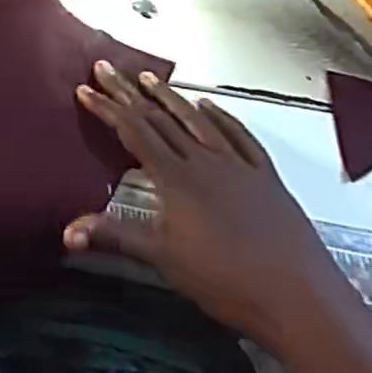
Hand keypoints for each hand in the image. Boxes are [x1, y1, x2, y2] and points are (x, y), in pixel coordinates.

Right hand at [66, 62, 356, 347]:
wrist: (304, 304)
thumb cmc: (229, 282)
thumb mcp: (163, 259)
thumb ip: (114, 236)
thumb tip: (68, 233)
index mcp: (175, 177)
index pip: (132, 131)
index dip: (105, 108)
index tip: (85, 89)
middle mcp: (204, 162)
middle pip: (158, 118)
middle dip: (127, 91)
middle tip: (106, 68)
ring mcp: (238, 168)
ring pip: (196, 121)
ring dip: (169, 96)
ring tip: (149, 76)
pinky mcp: (268, 180)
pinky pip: (241, 138)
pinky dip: (223, 118)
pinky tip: (210, 106)